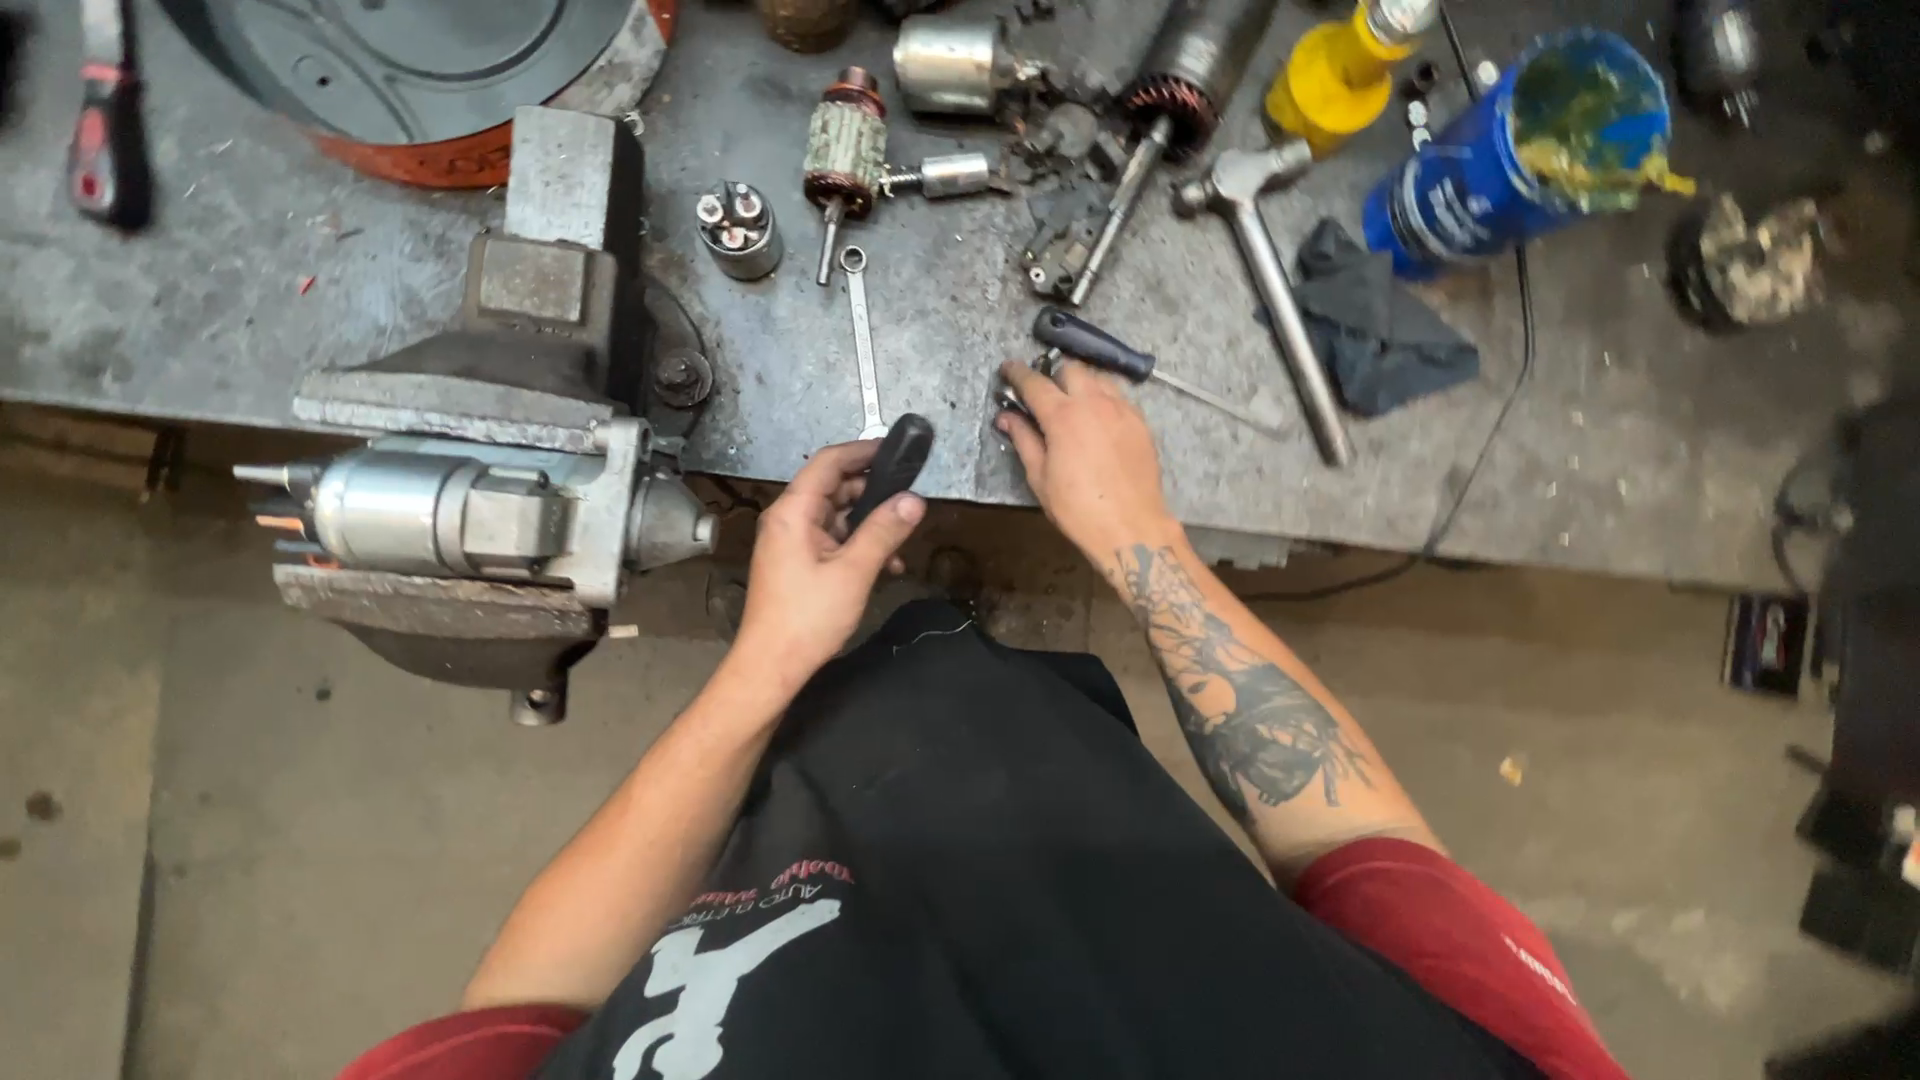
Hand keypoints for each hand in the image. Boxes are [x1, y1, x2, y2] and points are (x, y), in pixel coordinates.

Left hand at [733, 440, 925, 684]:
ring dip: (870, 524)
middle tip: (909, 497)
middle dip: (873, 491)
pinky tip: (886, 566)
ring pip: (837, 516)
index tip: (896, 450)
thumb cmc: (807, 618)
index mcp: (793, 512)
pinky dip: (858, 545)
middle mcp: (788, 520)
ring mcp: (792, 542)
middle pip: (834, 487)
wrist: (772, 665)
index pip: (828, 462)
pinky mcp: (798, 562)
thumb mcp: (854, 572)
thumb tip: (914, 499)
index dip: (862, 450)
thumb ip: (884, 531)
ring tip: (902, 538)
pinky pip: (832, 540)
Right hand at [997, 359, 1182, 563]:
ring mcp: (1122, 409)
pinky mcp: (1140, 422)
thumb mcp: (1040, 477)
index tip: (1007, 369)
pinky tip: (1098, 419)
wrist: (1130, 525)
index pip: (1034, 382)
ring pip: (1099, 378)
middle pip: (1071, 369)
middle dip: (1053, 375)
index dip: (1017, 373)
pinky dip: (1104, 398)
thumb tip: (1007, 417)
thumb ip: (1024, 440)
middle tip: (1043, 394)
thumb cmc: (1077, 508)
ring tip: (1073, 403)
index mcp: (1063, 415)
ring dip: (1081, 383)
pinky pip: (1119, 396)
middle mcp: (1094, 402)